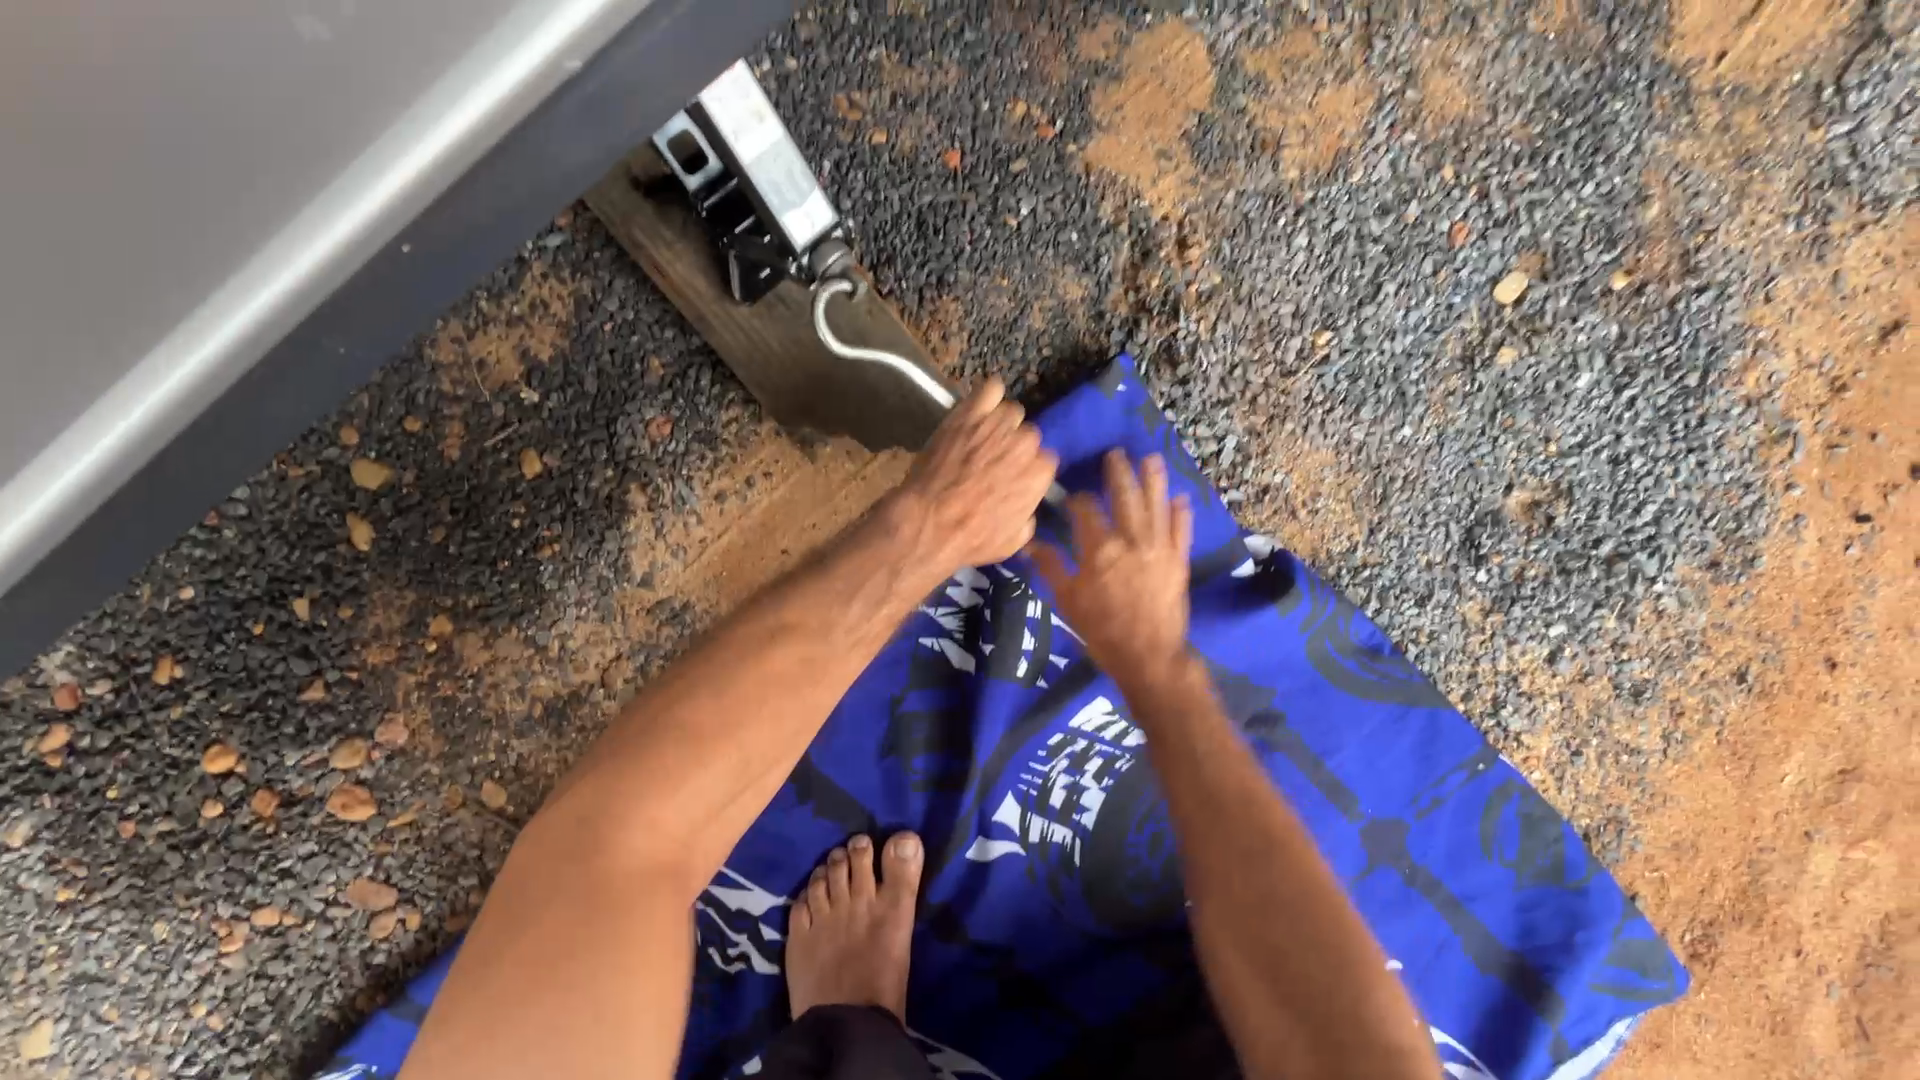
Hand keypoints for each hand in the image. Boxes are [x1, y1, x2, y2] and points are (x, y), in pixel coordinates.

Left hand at [889, 379, 1057, 570]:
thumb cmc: (971, 538)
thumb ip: (1027, 518)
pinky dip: (987, 396)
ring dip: (999, 423)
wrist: (931, 521)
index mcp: (1040, 473)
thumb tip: (1027, 510)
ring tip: (981, 436)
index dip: (1027, 467)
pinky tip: (978, 408)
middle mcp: (1026, 444)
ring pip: (1010, 411)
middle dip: (1014, 445)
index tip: (1013, 476)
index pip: (1045, 459)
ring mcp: (998, 425)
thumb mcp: (1012, 541)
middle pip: (1028, 434)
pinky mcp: (970, 412)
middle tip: (992, 460)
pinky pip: (991, 389)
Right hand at [1029, 450, 1193, 683]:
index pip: (1086, 511)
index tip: (1072, 498)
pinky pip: (1181, 531)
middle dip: (1119, 474)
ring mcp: (1159, 549)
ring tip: (1151, 459)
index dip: (1077, 500)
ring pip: (1156, 506)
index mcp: (1099, 549)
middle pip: (1125, 498)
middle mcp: (1131, 541)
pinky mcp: (1179, 562)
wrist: (1148, 657)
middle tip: (1116, 455)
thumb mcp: (1066, 601)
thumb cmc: (1101, 631)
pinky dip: (1180, 514)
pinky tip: (1180, 498)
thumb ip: (1050, 567)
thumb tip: (1029, 545)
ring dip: (1153, 481)